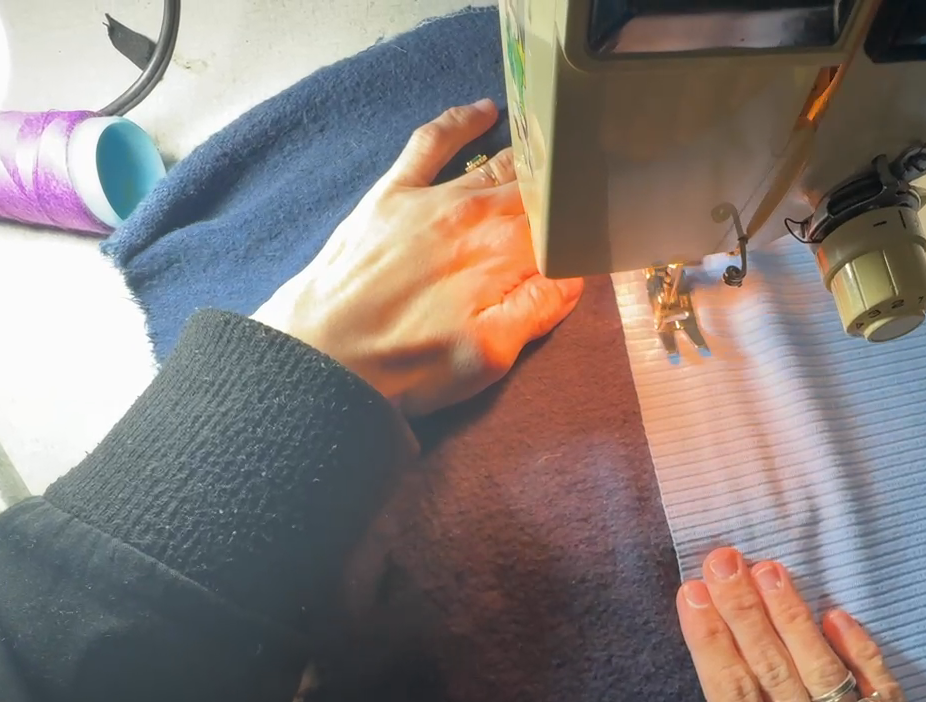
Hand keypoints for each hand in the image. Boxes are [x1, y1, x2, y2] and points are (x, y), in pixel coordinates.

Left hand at [252, 99, 584, 415]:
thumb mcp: (490, 356)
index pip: (559, 225)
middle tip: (583, 186)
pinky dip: (462, 121)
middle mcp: (476, 214)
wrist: (328, 355)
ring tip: (555, 150)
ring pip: (495, 162)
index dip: (581, 224)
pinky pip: (432, 141)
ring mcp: (434, 196)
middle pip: (534, 188)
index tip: (597, 225)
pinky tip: (485, 112)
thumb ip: (537, 310)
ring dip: (528, 156)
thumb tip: (572, 276)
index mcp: (505, 256)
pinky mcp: (395, 192)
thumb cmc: (411, 365)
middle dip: (562, 186)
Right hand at [632, 547, 925, 701]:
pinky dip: (862, 650)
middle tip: (720, 556)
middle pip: (778, 677)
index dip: (713, 647)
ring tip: (765, 567)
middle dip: (745, 611)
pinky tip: (835, 612)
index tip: (691, 595)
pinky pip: (887, 695)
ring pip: (829, 676)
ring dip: (794, 617)